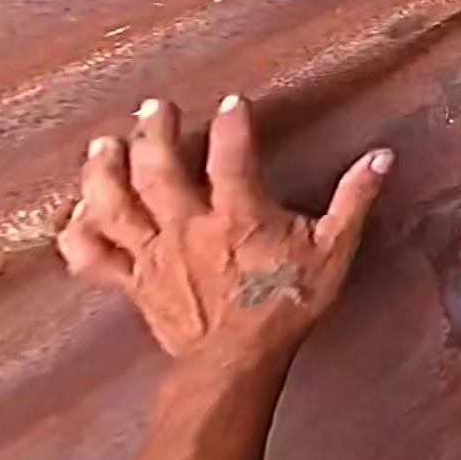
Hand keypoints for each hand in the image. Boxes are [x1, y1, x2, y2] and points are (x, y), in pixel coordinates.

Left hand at [56, 95, 389, 368]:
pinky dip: (77, 230)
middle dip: (152, 135)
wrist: (238, 359)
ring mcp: (152, 255)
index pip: (230, 159)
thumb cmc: (291, 297)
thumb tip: (383, 155)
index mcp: (239, 216)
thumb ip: (356, 197)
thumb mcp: (338, 245)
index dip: (231, 126)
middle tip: (152, 106)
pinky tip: (77, 211)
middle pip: (157, 174)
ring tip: (102, 144)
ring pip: (113, 208)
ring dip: (103, 172)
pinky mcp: (132, 282)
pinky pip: (92, 255)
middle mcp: (188, 228)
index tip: (233, 100)